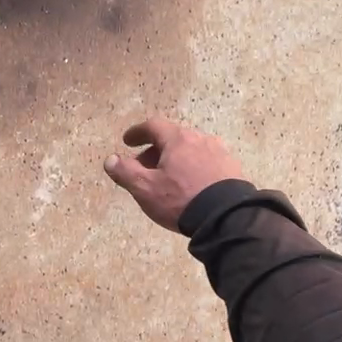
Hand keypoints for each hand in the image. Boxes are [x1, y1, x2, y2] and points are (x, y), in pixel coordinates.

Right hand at [103, 117, 245, 231]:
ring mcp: (218, 152)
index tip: (127, 141)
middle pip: (172, 138)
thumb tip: (110, 159)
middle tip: (143, 167)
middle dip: (154, 150)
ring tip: (167, 178)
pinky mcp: (231, 167)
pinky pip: (205, 161)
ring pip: (189, 149)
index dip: (137, 132)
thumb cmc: (179, 199)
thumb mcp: (145, 188)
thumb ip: (125, 172)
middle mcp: (199, 139)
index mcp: (177, 140)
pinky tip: (189, 185)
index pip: (153, 126)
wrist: (225, 216)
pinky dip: (191, 167)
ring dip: (174, 159)